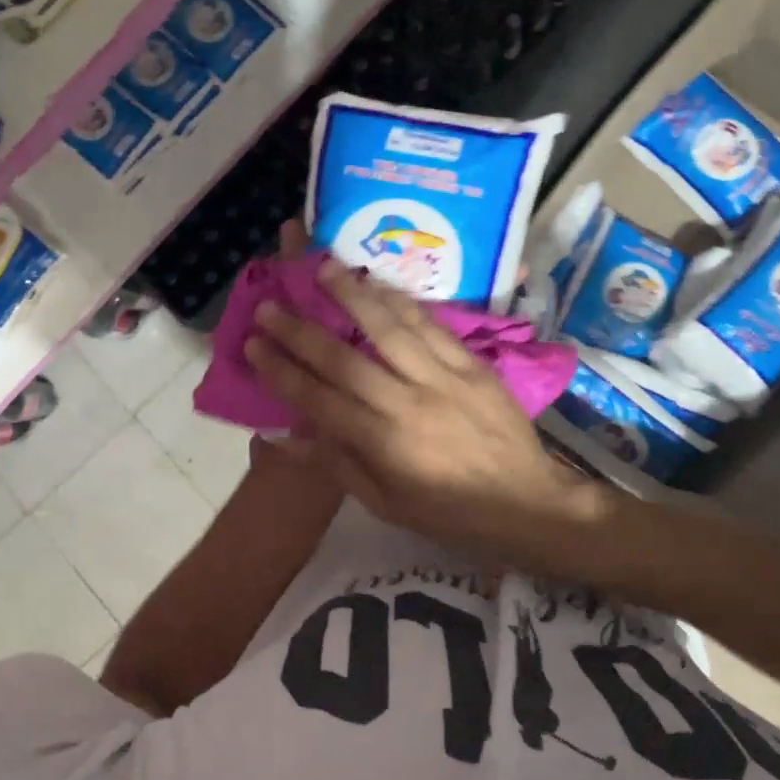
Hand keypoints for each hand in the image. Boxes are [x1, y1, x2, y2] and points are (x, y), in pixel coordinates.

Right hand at [244, 255, 605, 557]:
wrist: (527, 503)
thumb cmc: (447, 512)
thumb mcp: (384, 503)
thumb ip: (333, 464)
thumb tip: (279, 439)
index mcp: (382, 444)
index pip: (318, 398)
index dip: (281, 370)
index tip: (252, 344)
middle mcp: (406, 404)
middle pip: (344, 358)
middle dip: (300, 329)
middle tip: (269, 304)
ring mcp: (443, 379)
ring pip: (389, 328)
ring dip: (351, 296)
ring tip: (322, 266)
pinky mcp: (473, 365)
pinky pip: (432, 326)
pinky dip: (402, 302)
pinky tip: (378, 282)